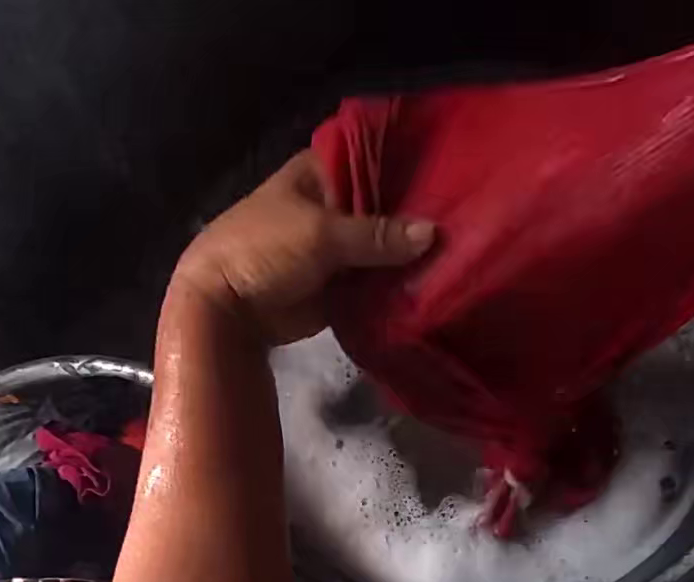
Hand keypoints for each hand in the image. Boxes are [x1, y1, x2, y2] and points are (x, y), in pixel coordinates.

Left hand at [170, 151, 435, 345]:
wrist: (227, 309)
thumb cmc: (264, 249)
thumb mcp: (320, 233)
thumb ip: (376, 233)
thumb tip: (432, 233)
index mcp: (320, 174)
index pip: (374, 160)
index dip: (409, 166)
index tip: (453, 172)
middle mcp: (332, 208)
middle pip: (384, 208)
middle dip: (415, 217)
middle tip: (466, 219)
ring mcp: (336, 251)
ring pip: (382, 250)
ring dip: (408, 257)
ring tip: (459, 255)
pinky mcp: (338, 288)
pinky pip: (373, 284)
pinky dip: (393, 287)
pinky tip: (432, 285)